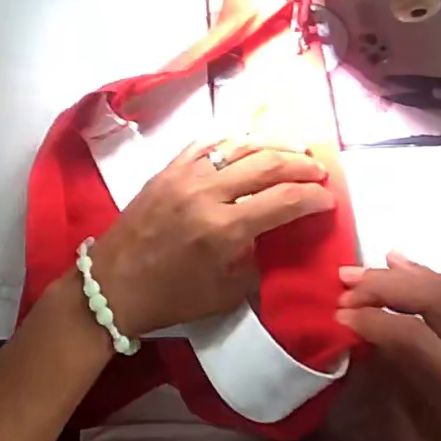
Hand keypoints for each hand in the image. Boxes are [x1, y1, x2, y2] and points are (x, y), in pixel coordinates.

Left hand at [87, 141, 334, 337]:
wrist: (111, 287)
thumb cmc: (170, 298)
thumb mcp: (225, 294)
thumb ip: (257, 260)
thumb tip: (276, 235)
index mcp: (223, 230)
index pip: (284, 200)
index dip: (314, 197)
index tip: (329, 199)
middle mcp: (206, 194)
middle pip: (267, 163)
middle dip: (301, 163)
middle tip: (320, 169)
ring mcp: (183, 176)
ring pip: (238, 145)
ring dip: (273, 145)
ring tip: (294, 150)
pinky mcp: (166, 170)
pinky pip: (206, 145)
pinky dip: (232, 141)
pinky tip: (248, 143)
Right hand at [336, 253, 440, 440]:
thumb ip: (393, 390)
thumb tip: (361, 338)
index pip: (421, 342)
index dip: (374, 321)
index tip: (338, 314)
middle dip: (390, 285)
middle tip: (346, 282)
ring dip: (409, 278)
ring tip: (365, 271)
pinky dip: (432, 288)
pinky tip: (403, 269)